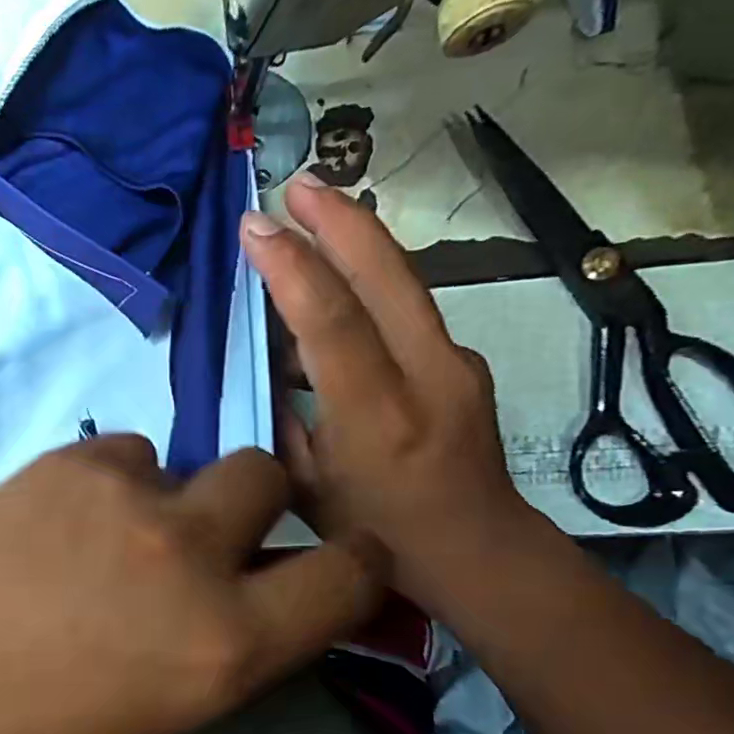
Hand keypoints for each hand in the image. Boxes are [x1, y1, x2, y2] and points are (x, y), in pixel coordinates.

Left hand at [0, 436, 384, 733]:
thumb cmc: (39, 730)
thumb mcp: (167, 711)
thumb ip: (235, 642)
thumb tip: (276, 589)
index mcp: (224, 643)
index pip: (347, 574)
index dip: (353, 561)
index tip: (337, 557)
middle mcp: (190, 555)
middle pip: (269, 474)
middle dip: (253, 500)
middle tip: (207, 531)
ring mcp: (129, 494)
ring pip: (191, 460)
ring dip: (173, 493)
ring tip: (109, 534)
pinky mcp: (74, 458)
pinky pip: (127, 453)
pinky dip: (112, 481)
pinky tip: (61, 521)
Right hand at [242, 175, 542, 600]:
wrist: (479, 550)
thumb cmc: (378, 532)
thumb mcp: (306, 487)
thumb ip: (284, 417)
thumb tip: (270, 357)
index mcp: (377, 417)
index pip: (333, 321)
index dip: (292, 267)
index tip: (255, 226)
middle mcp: (427, 377)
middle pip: (386, 275)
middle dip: (339, 220)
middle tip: (298, 184)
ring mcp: (458, 363)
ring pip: (404, 281)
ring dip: (358, 239)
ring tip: (316, 210)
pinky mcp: (467, 360)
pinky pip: (411, 307)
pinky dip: (373, 281)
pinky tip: (344, 276)